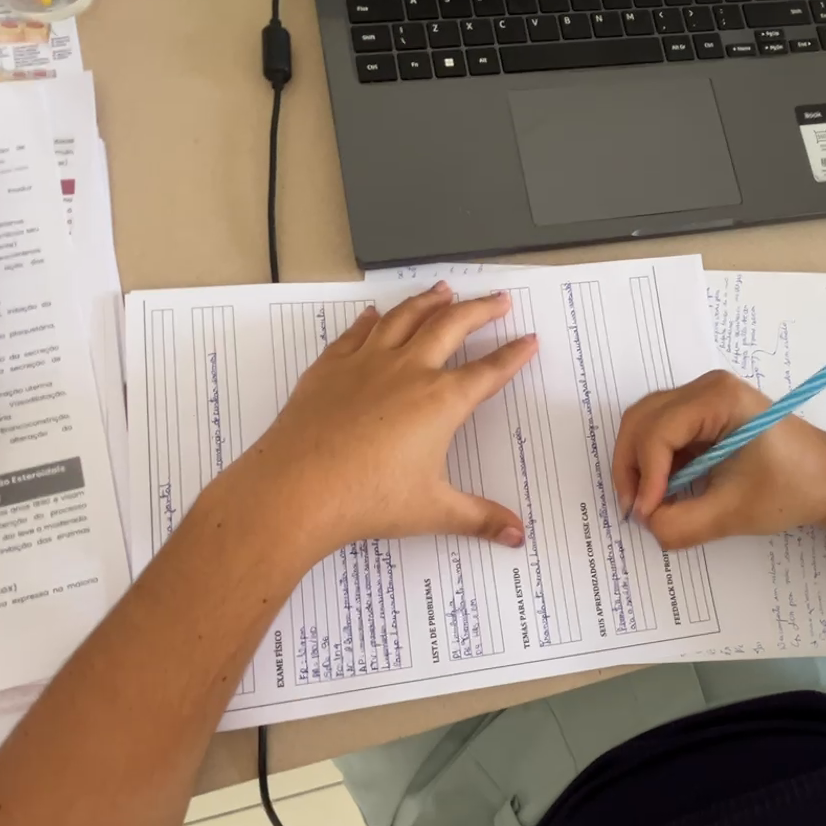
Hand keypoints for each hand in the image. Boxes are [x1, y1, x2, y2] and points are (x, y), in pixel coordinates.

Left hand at [226, 282, 537, 555]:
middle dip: (480, 310)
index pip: (489, 371)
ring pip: (405, 317)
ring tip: (445, 290)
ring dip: (429, 301)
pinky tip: (375, 314)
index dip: (514, 354)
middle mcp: (408, 371)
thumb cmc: (366, 499)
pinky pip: (357, 333)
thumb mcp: (433, 510)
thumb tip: (517, 535)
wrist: (296, 489)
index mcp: (440, 401)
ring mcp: (366, 364)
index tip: (529, 339)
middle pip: (452, 326)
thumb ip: (480, 518)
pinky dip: (371, 320)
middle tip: (498, 300)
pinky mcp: (331, 368)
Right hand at [612, 370, 825, 549]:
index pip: (659, 431)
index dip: (645, 475)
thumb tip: (645, 525)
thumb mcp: (733, 514)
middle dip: (631, 466)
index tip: (646, 515)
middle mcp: (705, 387)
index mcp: (719, 398)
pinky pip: (660, 433)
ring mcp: (701, 398)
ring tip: (645, 503)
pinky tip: (660, 492)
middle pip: (641, 420)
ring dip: (636, 464)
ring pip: (644, 424)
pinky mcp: (701, 415)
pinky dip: (652, 463)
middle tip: (634, 510)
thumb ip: (681, 524)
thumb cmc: (792, 490)